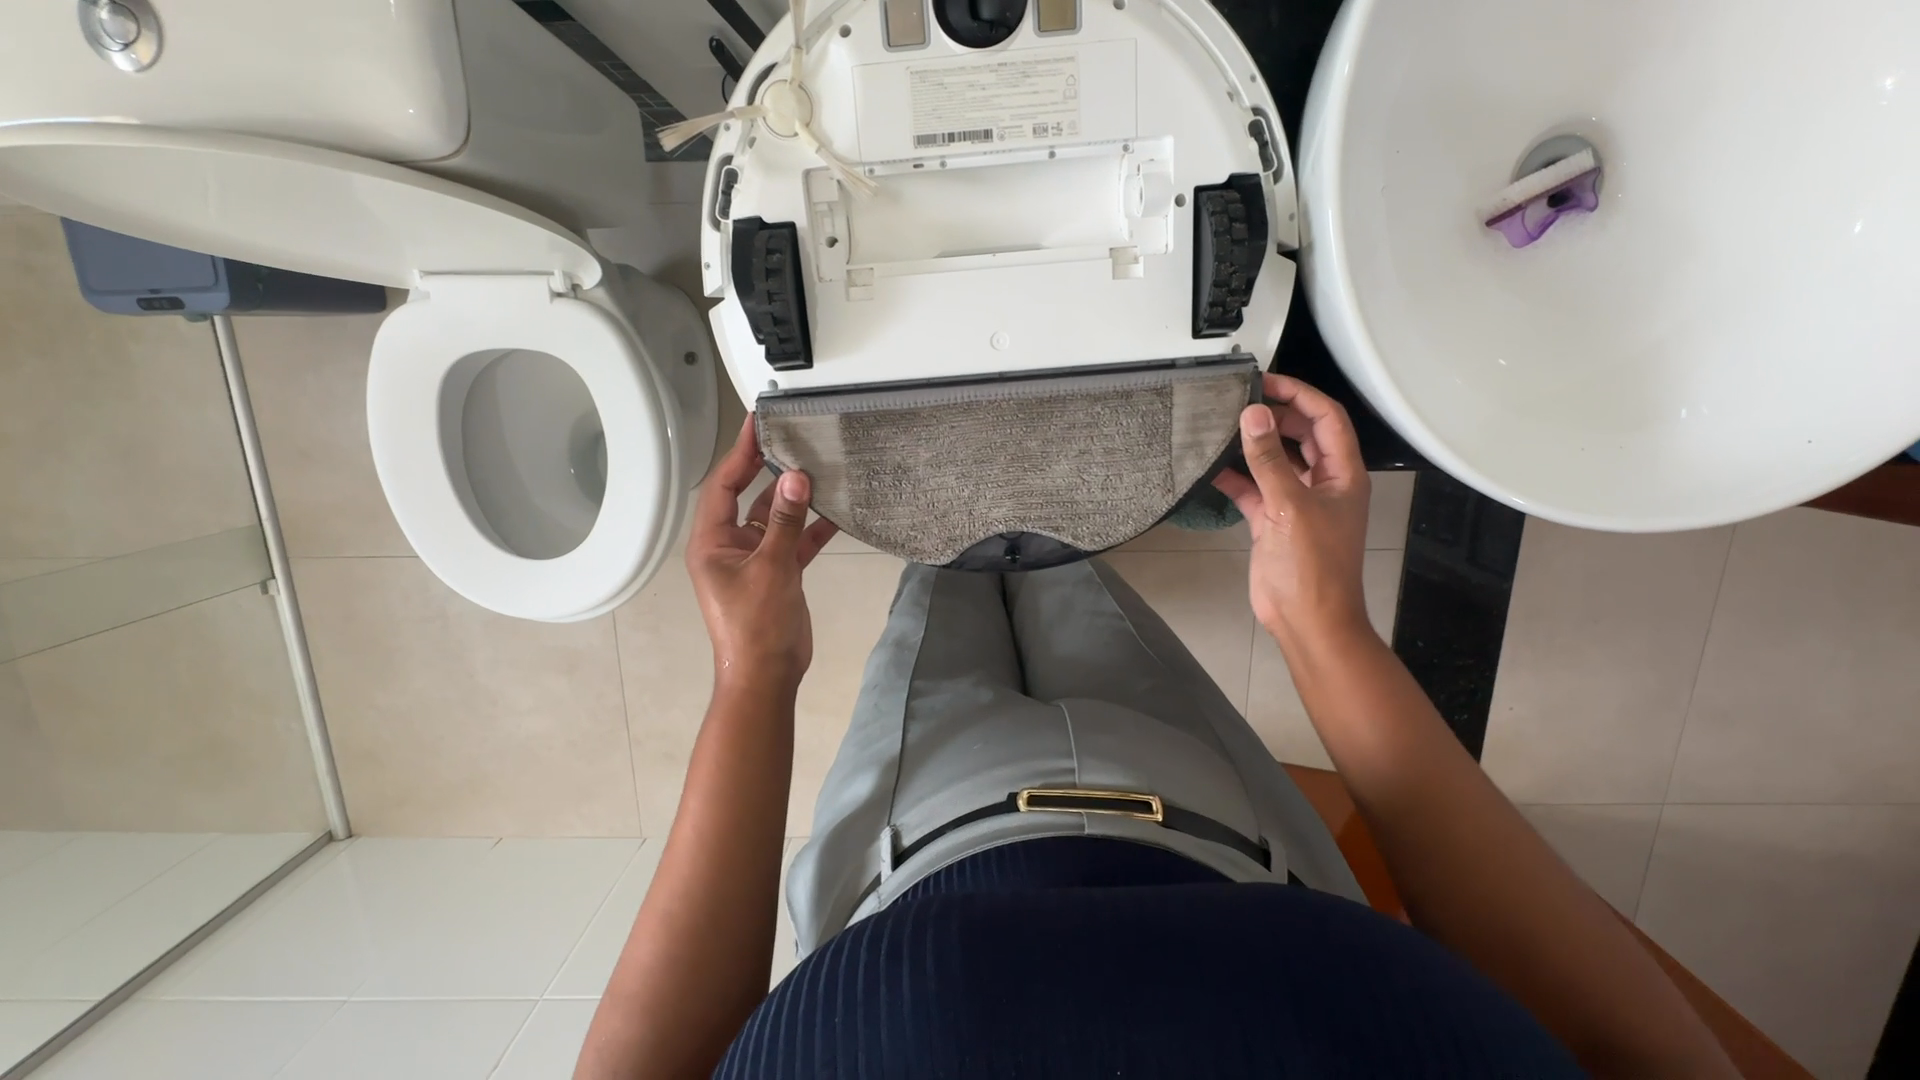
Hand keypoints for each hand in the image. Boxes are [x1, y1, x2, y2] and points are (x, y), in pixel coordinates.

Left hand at [687, 416, 838, 694]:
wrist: (768, 675)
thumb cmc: (756, 624)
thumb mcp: (771, 567)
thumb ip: (784, 521)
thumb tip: (795, 477)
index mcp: (710, 541)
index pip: (724, 485)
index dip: (740, 452)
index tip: (757, 423)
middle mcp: (728, 545)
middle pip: (749, 496)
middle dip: (770, 470)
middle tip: (793, 438)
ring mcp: (754, 559)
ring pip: (775, 518)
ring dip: (796, 499)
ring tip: (821, 467)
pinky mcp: (777, 573)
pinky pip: (793, 541)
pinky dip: (811, 528)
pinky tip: (836, 511)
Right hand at [1212, 374, 1372, 645]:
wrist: (1306, 619)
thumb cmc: (1313, 566)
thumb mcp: (1290, 506)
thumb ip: (1269, 460)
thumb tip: (1254, 416)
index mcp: (1343, 474)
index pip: (1326, 419)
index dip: (1299, 395)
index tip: (1265, 382)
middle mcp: (1323, 483)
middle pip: (1301, 435)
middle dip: (1273, 417)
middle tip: (1238, 402)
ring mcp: (1296, 502)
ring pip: (1275, 461)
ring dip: (1251, 446)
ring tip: (1221, 428)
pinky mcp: (1273, 521)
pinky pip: (1254, 489)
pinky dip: (1235, 478)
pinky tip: (1210, 468)